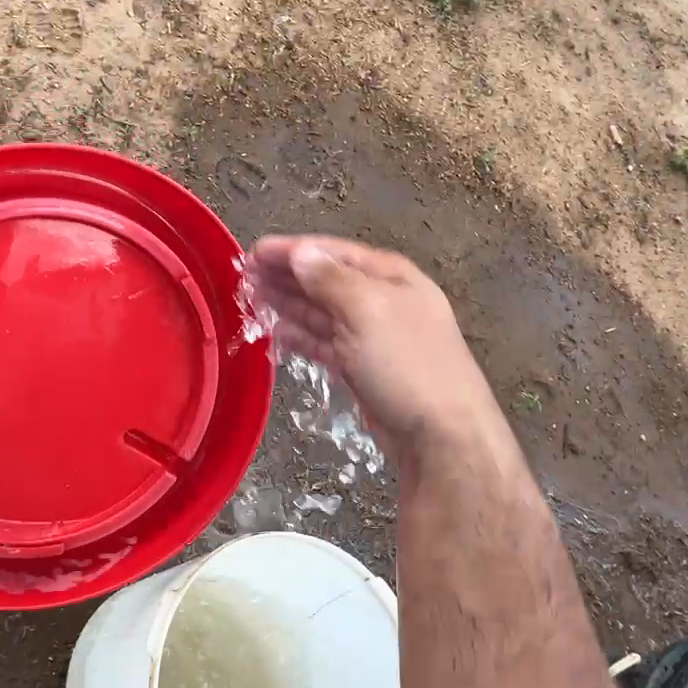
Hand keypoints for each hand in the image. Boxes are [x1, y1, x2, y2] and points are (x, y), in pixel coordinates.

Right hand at [250, 235, 495, 452]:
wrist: (442, 436)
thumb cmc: (407, 365)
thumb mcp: (367, 311)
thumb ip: (330, 279)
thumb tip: (301, 252)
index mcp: (391, 278)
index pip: (334, 254)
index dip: (293, 250)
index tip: (254, 251)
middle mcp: (382, 302)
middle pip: (325, 280)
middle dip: (286, 275)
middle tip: (245, 274)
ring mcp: (372, 337)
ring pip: (321, 312)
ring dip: (288, 304)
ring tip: (251, 298)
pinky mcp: (361, 369)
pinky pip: (324, 343)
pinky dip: (301, 336)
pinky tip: (277, 333)